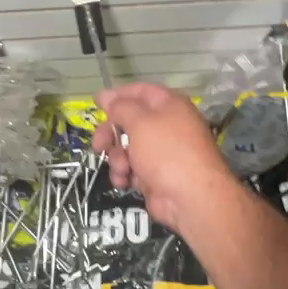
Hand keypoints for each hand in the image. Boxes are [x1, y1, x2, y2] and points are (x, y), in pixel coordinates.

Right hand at [92, 84, 238, 234]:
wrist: (190, 197)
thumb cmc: (166, 151)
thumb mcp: (140, 123)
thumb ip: (120, 107)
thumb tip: (105, 95)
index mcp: (169, 105)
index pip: (140, 91)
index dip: (118, 95)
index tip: (97, 103)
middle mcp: (166, 126)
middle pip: (129, 122)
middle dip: (110, 133)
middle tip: (98, 144)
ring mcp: (161, 152)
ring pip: (127, 148)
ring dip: (117, 158)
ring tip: (122, 168)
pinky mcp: (155, 175)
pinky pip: (132, 168)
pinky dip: (125, 174)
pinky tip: (124, 182)